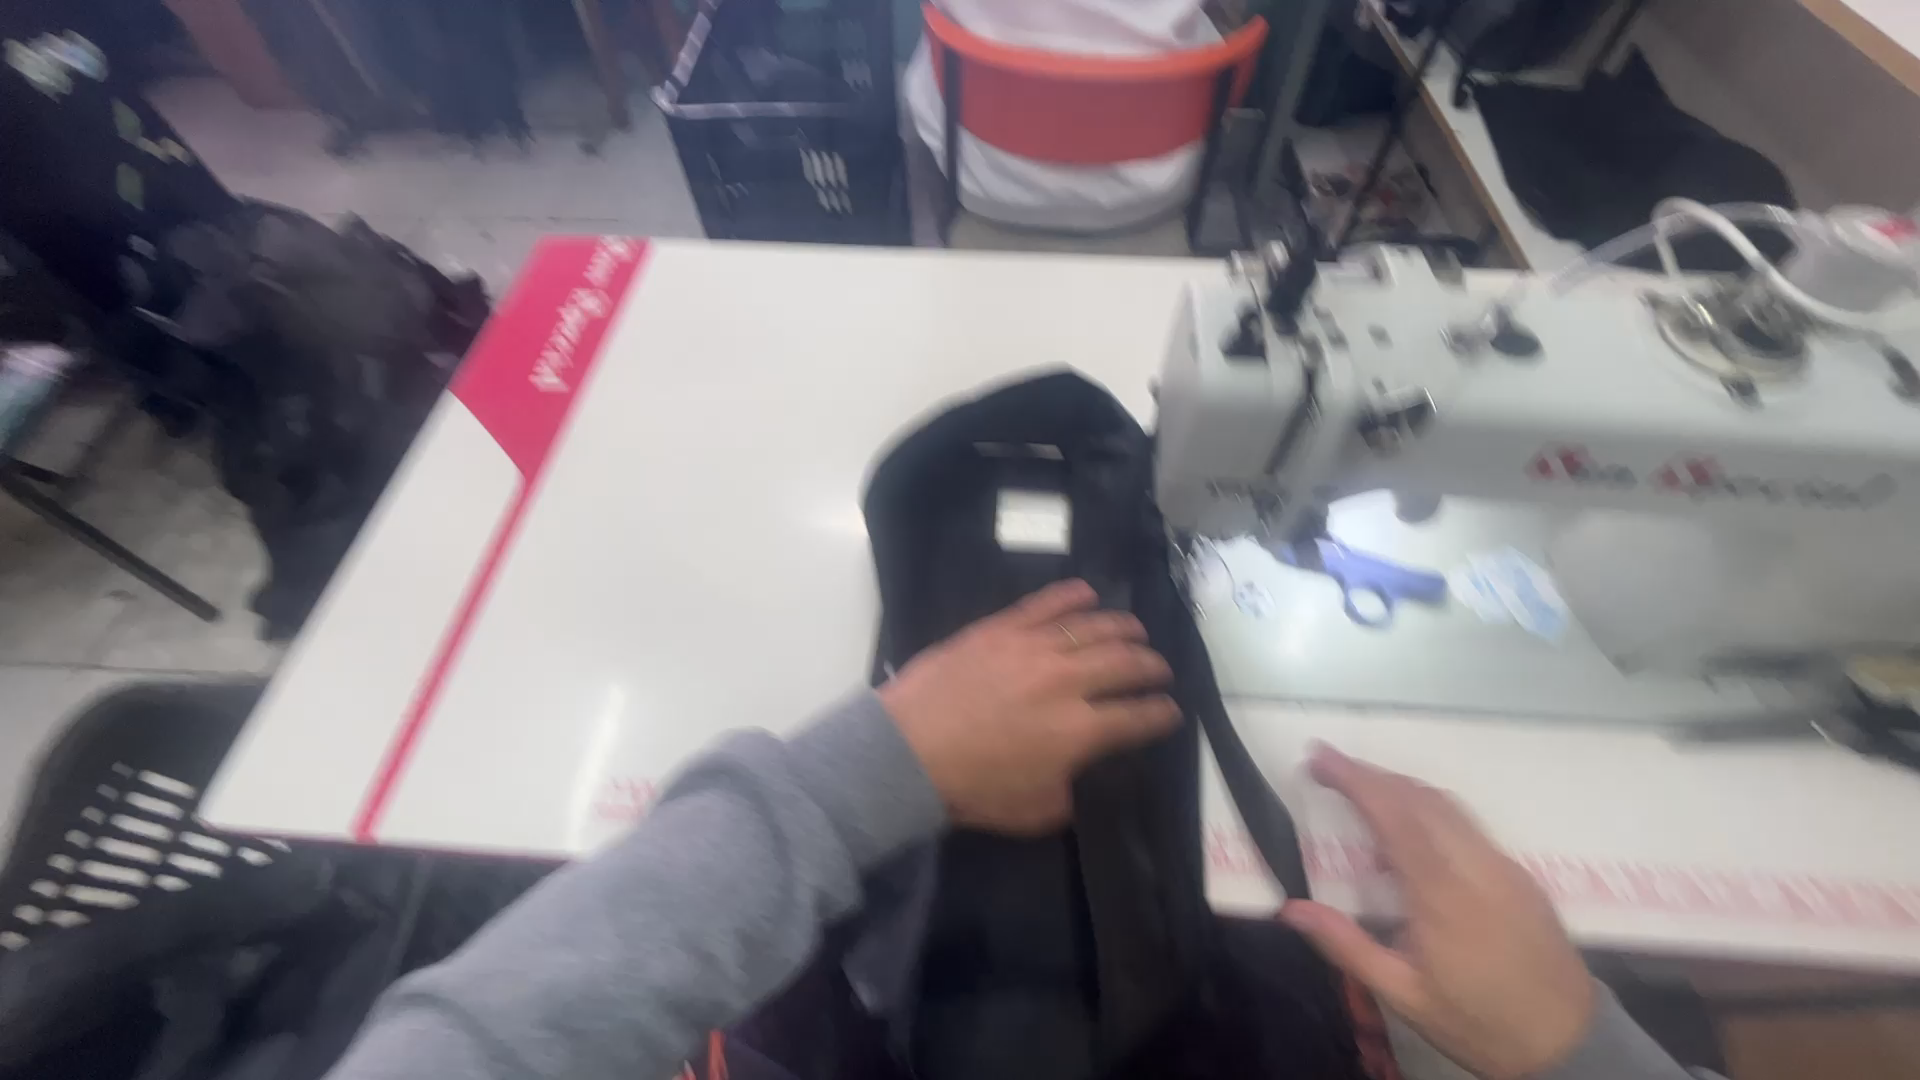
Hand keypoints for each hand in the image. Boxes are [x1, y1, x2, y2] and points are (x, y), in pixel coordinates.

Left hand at [879, 579, 1180, 833]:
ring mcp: (1033, 648)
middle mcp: (1066, 682)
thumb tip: (1082, 767)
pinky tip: (1088, 592)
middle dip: (1151, 667)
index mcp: (1079, 731)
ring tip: (1136, 630)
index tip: (1171, 711)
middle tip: (1159, 670)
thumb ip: (1071, 789)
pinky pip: (1044, 604)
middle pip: (1124, 664)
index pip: (1137, 717)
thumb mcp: (1035, 810)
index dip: (1161, 714)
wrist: (908, 751)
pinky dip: (1070, 595)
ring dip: (1122, 627)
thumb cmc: (971, 788)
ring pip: (1092, 627)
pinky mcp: (1001, 629)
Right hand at [1280, 746, 1595, 1079]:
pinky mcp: (1517, 873)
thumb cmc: (1480, 1023)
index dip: (1354, 779)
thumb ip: (1346, 946)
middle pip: (1418, 797)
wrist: (1577, 1051)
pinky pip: (1463, 822)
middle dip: (1368, 773)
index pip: (1394, 815)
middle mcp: (1475, 867)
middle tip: (1325, 764)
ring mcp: (1502, 866)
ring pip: (1444, 803)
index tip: (1318, 757)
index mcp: (1443, 894)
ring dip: (1396, 784)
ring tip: (1357, 785)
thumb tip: (1289, 909)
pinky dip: (1424, 806)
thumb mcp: (1404, 995)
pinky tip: (1404, 827)